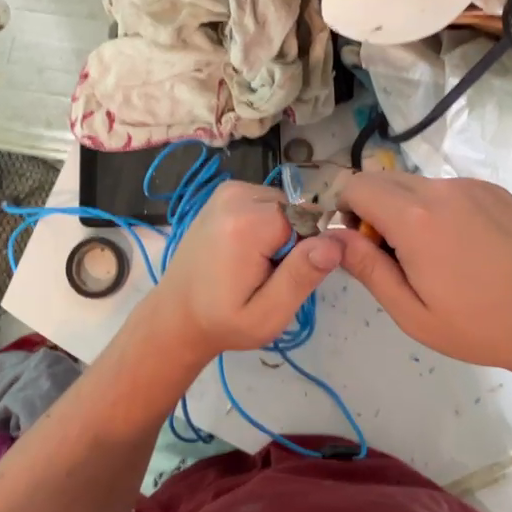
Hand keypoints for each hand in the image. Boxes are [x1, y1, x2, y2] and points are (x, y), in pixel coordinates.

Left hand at [144, 181, 342, 364]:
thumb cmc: (223, 322)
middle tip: (271, 275)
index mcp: (247, 222)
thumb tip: (335, 243)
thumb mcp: (268, 315)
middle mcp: (236, 195)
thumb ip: (301, 277)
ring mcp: (228, 190)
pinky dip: (266, 225)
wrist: (177, 314)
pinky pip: (266, 203)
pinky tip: (249, 251)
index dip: (308, 249)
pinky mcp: (225, 193)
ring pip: (283, 205)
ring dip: (280, 233)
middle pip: (296, 209)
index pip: (309, 220)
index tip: (288, 276)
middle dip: (294, 240)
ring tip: (258, 265)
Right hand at [326, 171, 511, 376]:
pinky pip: (450, 190)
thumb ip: (367, 268)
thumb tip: (333, 237)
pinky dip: (442, 210)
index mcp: (414, 218)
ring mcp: (473, 187)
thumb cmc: (480, 326)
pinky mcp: (497, 191)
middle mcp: (441, 189)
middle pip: (384, 180)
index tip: (363, 247)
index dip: (346, 213)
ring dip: (409, 211)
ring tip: (437, 258)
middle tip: (397, 257)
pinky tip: (467, 249)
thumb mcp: (412, 313)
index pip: (355, 186)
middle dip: (374, 211)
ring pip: (418, 186)